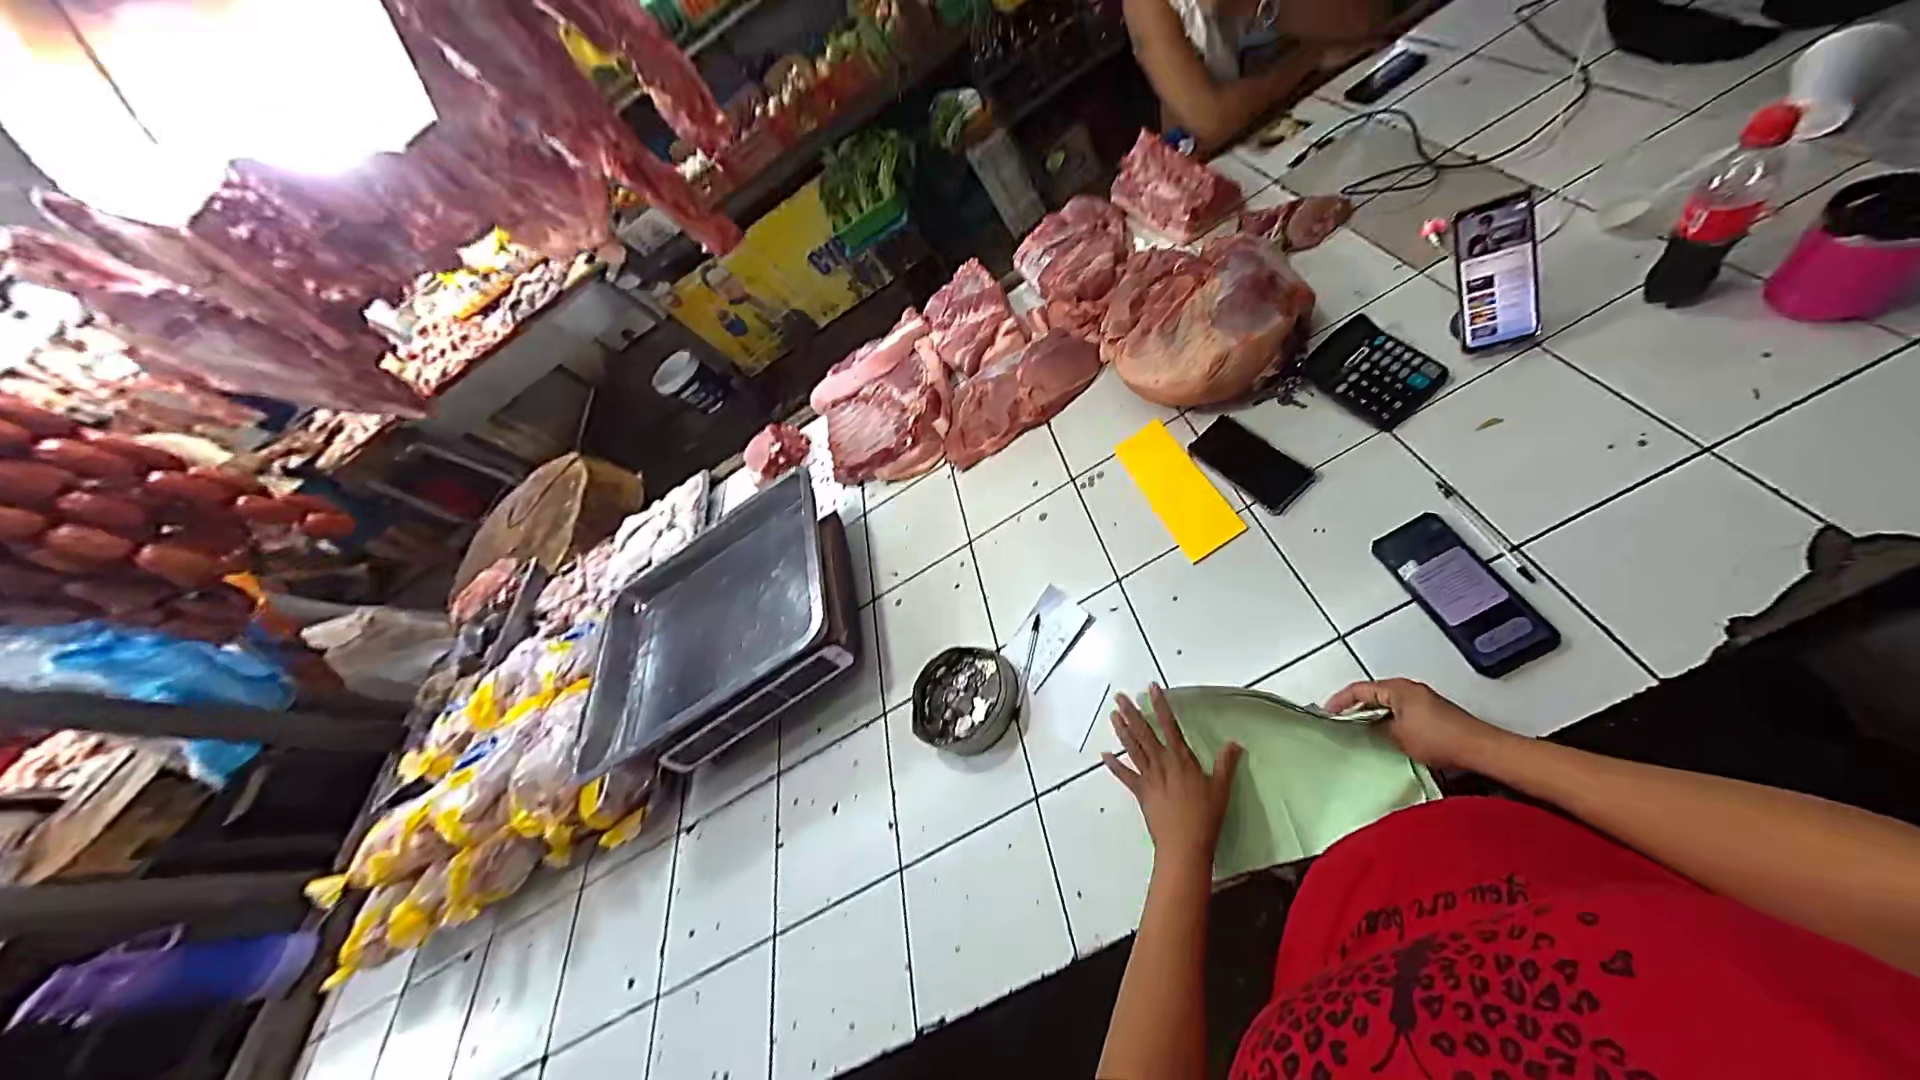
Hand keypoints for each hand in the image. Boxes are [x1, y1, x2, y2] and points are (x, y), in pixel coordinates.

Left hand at [1103, 684, 1242, 866]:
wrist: (1184, 844)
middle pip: (1144, 732)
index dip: (1160, 705)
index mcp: (1181, 759)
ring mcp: (1148, 776)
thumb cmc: (1205, 816)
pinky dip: (1114, 765)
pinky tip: (1104, 754)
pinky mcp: (1140, 792)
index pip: (1169, 725)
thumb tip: (1235, 743)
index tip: (1151, 688)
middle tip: (1119, 696)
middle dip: (1131, 712)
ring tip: (1112, 715)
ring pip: (1132, 748)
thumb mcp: (1221, 788)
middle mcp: (1161, 763)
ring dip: (1121, 731)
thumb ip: (1226, 763)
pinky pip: (1124, 775)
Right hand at [1324, 678, 1516, 770]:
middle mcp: (1409, 689)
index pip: (1359, 690)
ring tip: (1361, 731)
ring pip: (1387, 704)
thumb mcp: (1397, 736)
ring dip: (1373, 715)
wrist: (1481, 750)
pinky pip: (1400, 712)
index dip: (1340, 701)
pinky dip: (1388, 721)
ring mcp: (1422, 700)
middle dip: (1356, 707)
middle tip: (1342, 721)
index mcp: (1397, 689)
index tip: (1328, 714)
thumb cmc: (1438, 739)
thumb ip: (1376, 729)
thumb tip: (1368, 728)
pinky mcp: (1432, 713)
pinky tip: (1386, 736)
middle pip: (1373, 694)